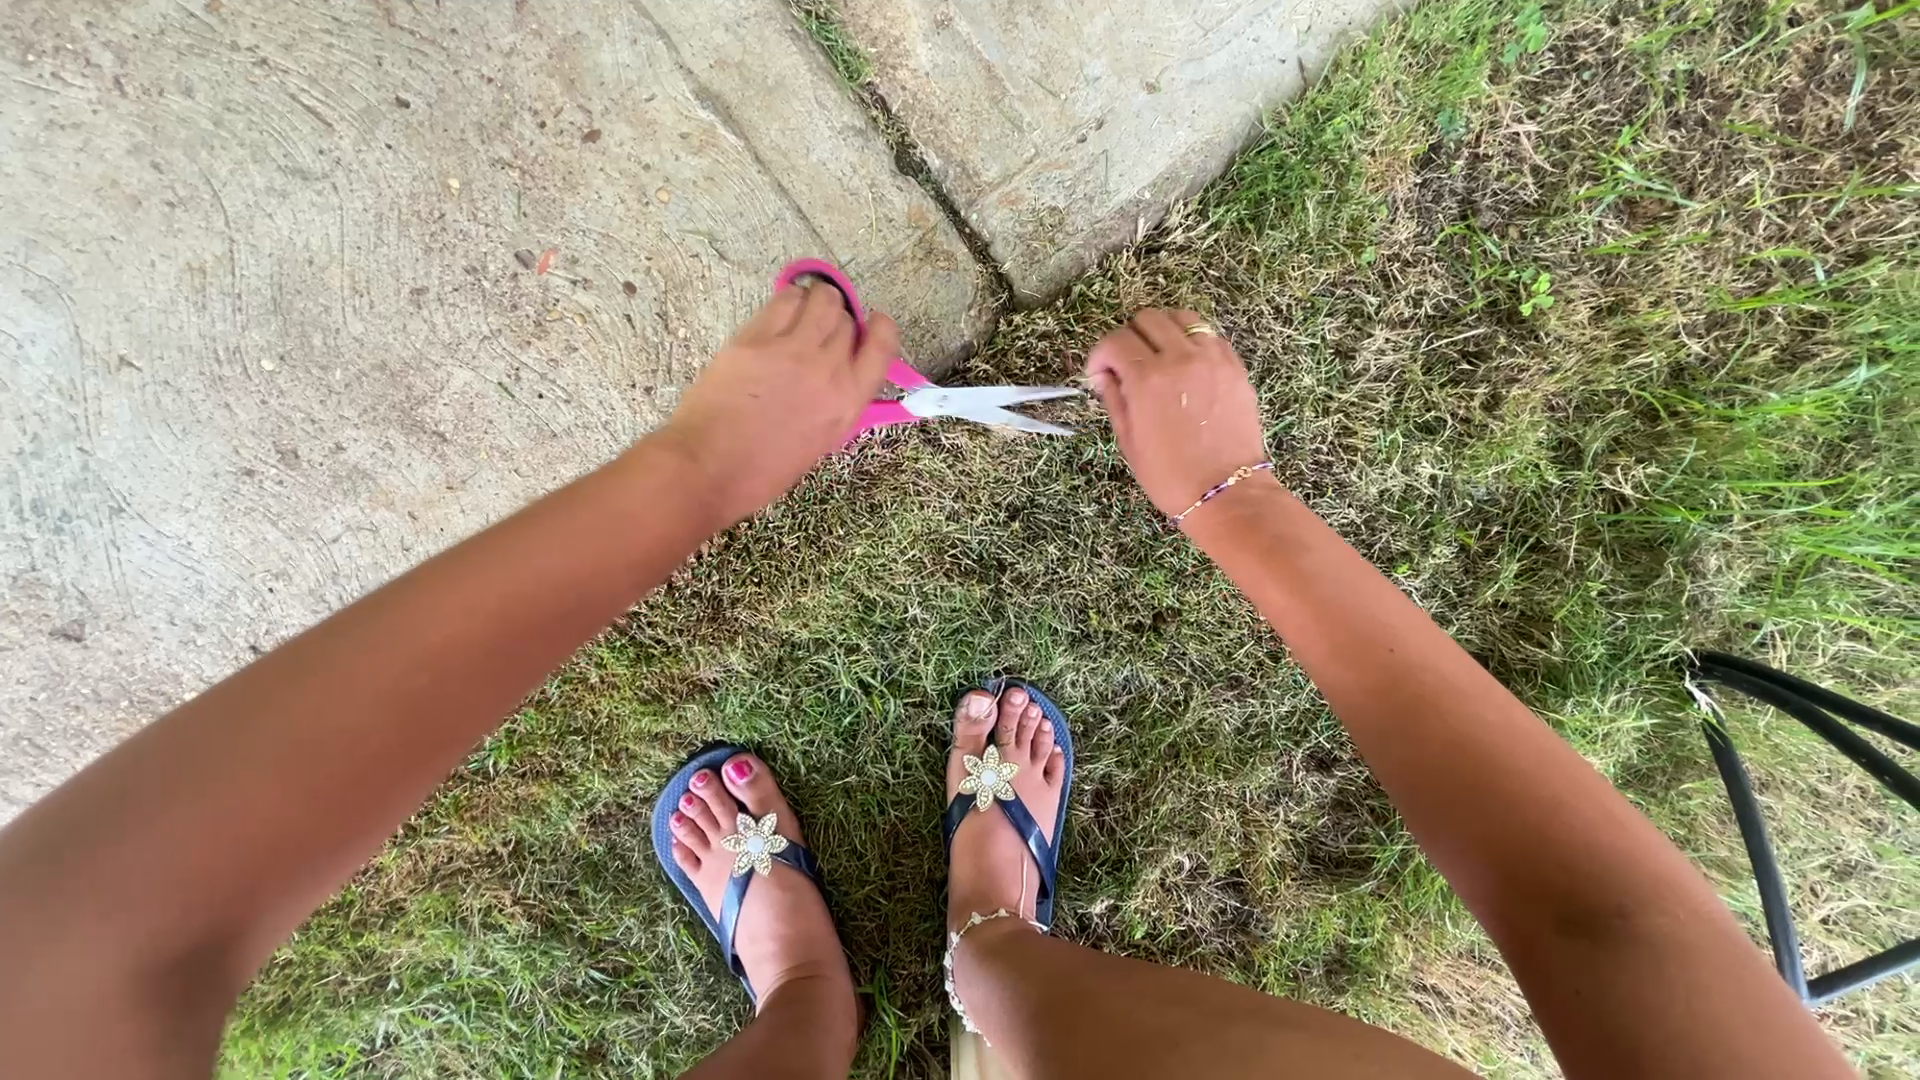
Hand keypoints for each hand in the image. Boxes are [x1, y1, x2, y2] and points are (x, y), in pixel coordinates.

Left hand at [656, 283, 898, 524]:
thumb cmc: (765, 469)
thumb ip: (836, 401)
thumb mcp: (821, 440)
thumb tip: (837, 374)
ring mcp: (792, 349)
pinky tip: (778, 315)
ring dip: (816, 302)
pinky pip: (784, 300)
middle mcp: (829, 370)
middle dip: (838, 322)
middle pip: (847, 320)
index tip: (870, 325)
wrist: (711, 467)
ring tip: (801, 316)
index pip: (883, 345)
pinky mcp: (756, 337)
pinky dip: (788, 302)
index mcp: (849, 402)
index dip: (879, 328)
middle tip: (818, 332)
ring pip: (821, 299)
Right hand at [1085, 309, 1269, 519]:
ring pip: (1181, 318)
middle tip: (1127, 364)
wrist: (1225, 492)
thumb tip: (1105, 376)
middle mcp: (1180, 359)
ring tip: (1158, 357)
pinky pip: (1209, 335)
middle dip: (1129, 337)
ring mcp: (1212, 358)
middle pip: (1147, 319)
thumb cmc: (1169, 475)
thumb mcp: (1129, 441)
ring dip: (1163, 331)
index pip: (1115, 341)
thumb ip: (1114, 399)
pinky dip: (1192, 342)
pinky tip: (1187, 367)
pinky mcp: (1234, 366)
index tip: (1100, 374)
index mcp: (1147, 379)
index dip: (1100, 355)